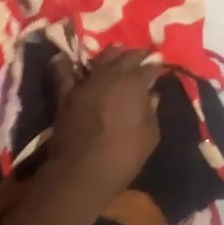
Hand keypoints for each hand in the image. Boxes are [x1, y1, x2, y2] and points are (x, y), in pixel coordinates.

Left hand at [48, 46, 162, 204]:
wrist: (82, 173)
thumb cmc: (123, 156)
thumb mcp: (149, 136)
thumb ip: (152, 112)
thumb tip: (152, 96)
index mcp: (135, 83)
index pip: (150, 68)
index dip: (156, 67)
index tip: (160, 69)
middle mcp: (112, 75)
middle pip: (127, 57)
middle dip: (138, 55)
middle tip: (144, 55)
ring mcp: (88, 82)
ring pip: (101, 58)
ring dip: (112, 54)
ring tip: (118, 52)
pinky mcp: (67, 94)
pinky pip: (63, 72)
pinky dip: (64, 64)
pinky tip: (65, 57)